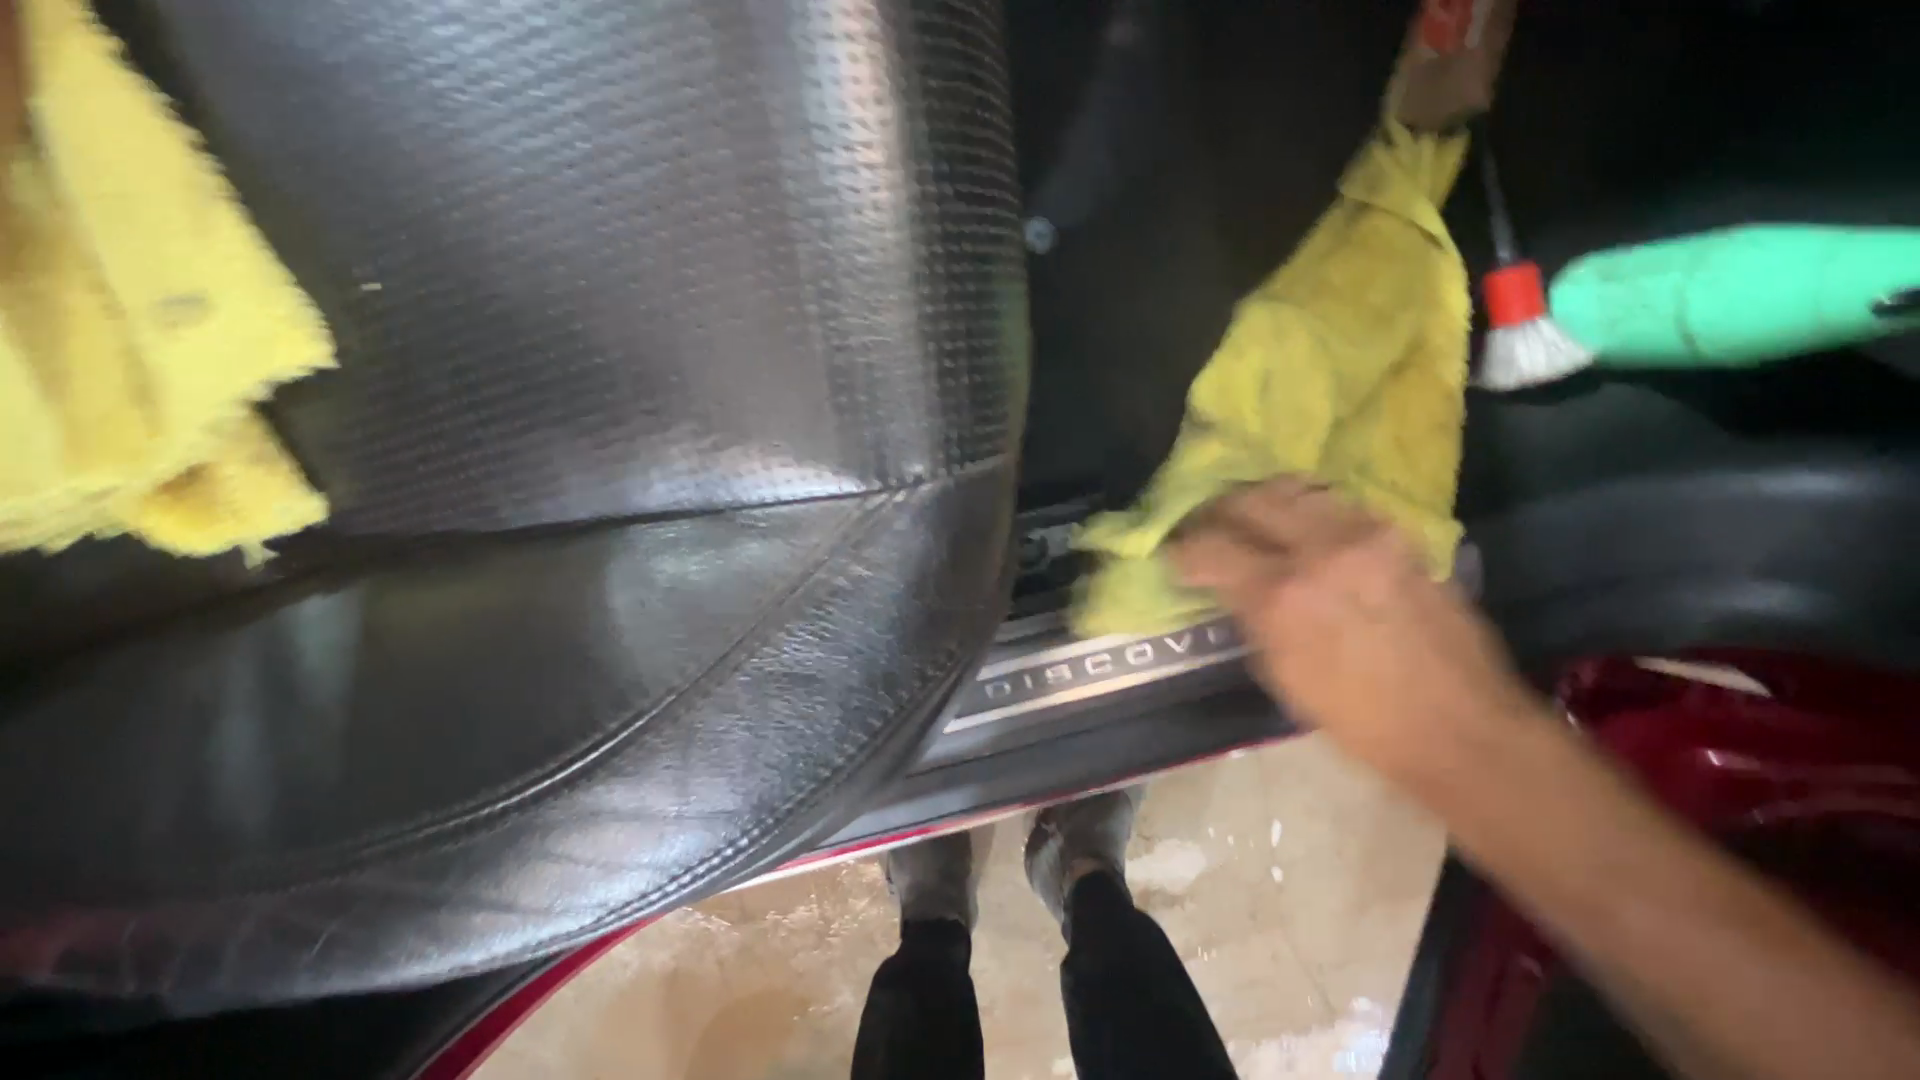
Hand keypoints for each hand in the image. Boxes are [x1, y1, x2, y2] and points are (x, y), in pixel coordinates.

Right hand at [1169, 477, 1542, 785]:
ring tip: (1252, 520)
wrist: (1458, 724)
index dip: (1183, 549)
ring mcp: (1364, 534)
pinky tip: (1302, 529)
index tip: (1176, 556)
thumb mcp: (1281, 675)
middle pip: (1249, 500)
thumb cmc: (1359, 721)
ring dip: (1262, 502)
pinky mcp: (1397, 534)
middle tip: (1209, 528)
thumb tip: (1229, 586)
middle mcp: (1320, 549)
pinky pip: (1335, 503)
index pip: (1210, 546)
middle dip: (1218, 512)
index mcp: (1281, 596)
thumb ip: (1250, 617)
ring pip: (1293, 489)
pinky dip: (1306, 509)